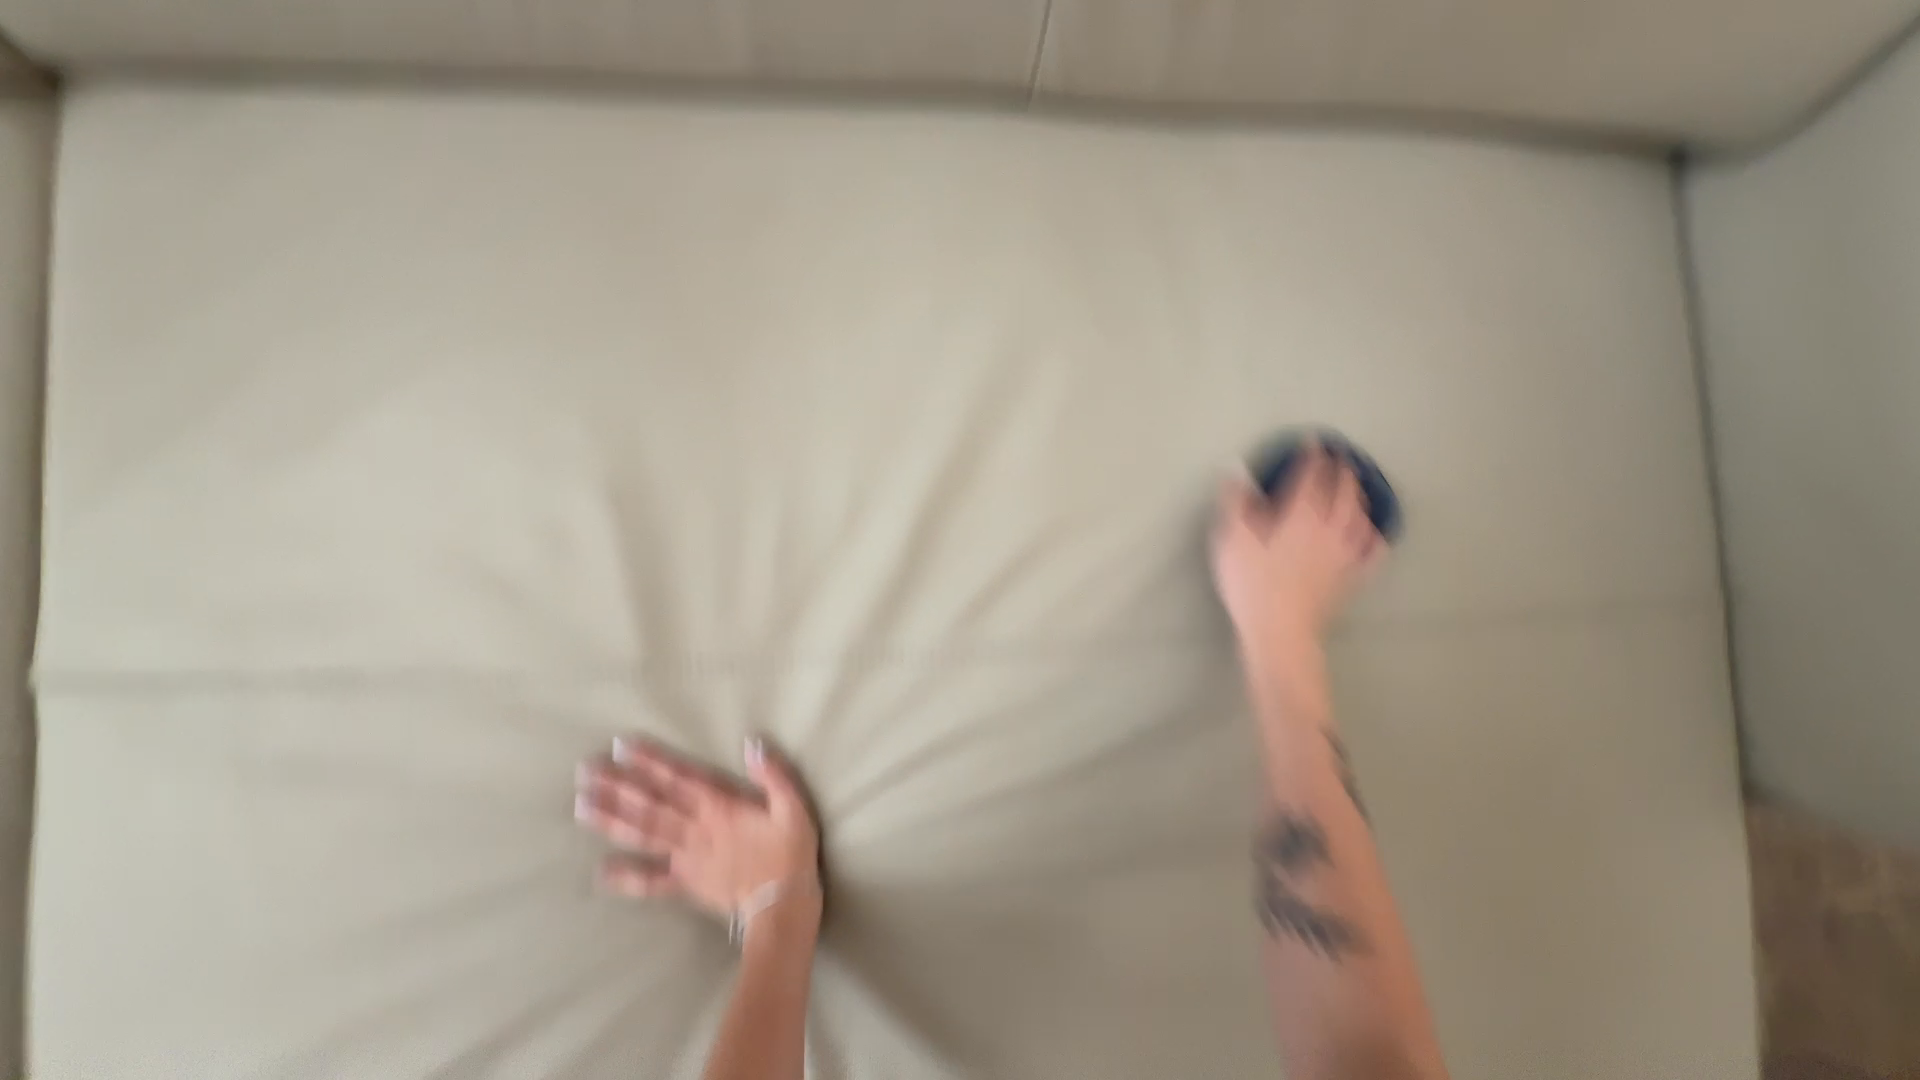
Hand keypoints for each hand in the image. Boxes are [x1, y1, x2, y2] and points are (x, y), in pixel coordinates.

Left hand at [576, 737, 820, 934]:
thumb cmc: (789, 853)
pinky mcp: (686, 885)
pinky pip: (652, 883)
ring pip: (644, 835)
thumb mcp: (793, 807)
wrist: (782, 906)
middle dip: (618, 786)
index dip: (651, 761)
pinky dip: (626, 878)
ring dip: (612, 821)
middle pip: (651, 804)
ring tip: (581, 807)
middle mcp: (694, 829)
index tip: (622, 747)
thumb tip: (751, 744)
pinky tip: (600, 873)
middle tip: (585, 772)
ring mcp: (686, 859)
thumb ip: (773, 775)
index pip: (678, 778)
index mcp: (719, 808)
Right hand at [1211, 444, 1383, 651]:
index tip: (1312, 441)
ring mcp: (1346, 552)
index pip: (1312, 474)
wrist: (1280, 631)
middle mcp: (1330, 526)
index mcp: (1301, 512)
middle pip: (1343, 490)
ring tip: (1356, 488)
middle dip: (1341, 470)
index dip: (1312, 454)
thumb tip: (1236, 470)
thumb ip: (1236, 501)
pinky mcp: (1353, 577)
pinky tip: (1374, 534)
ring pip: (1361, 515)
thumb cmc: (1251, 583)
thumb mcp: (1231, 539)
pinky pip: (1373, 551)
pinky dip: (1375, 537)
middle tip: (1338, 458)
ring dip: (1359, 496)